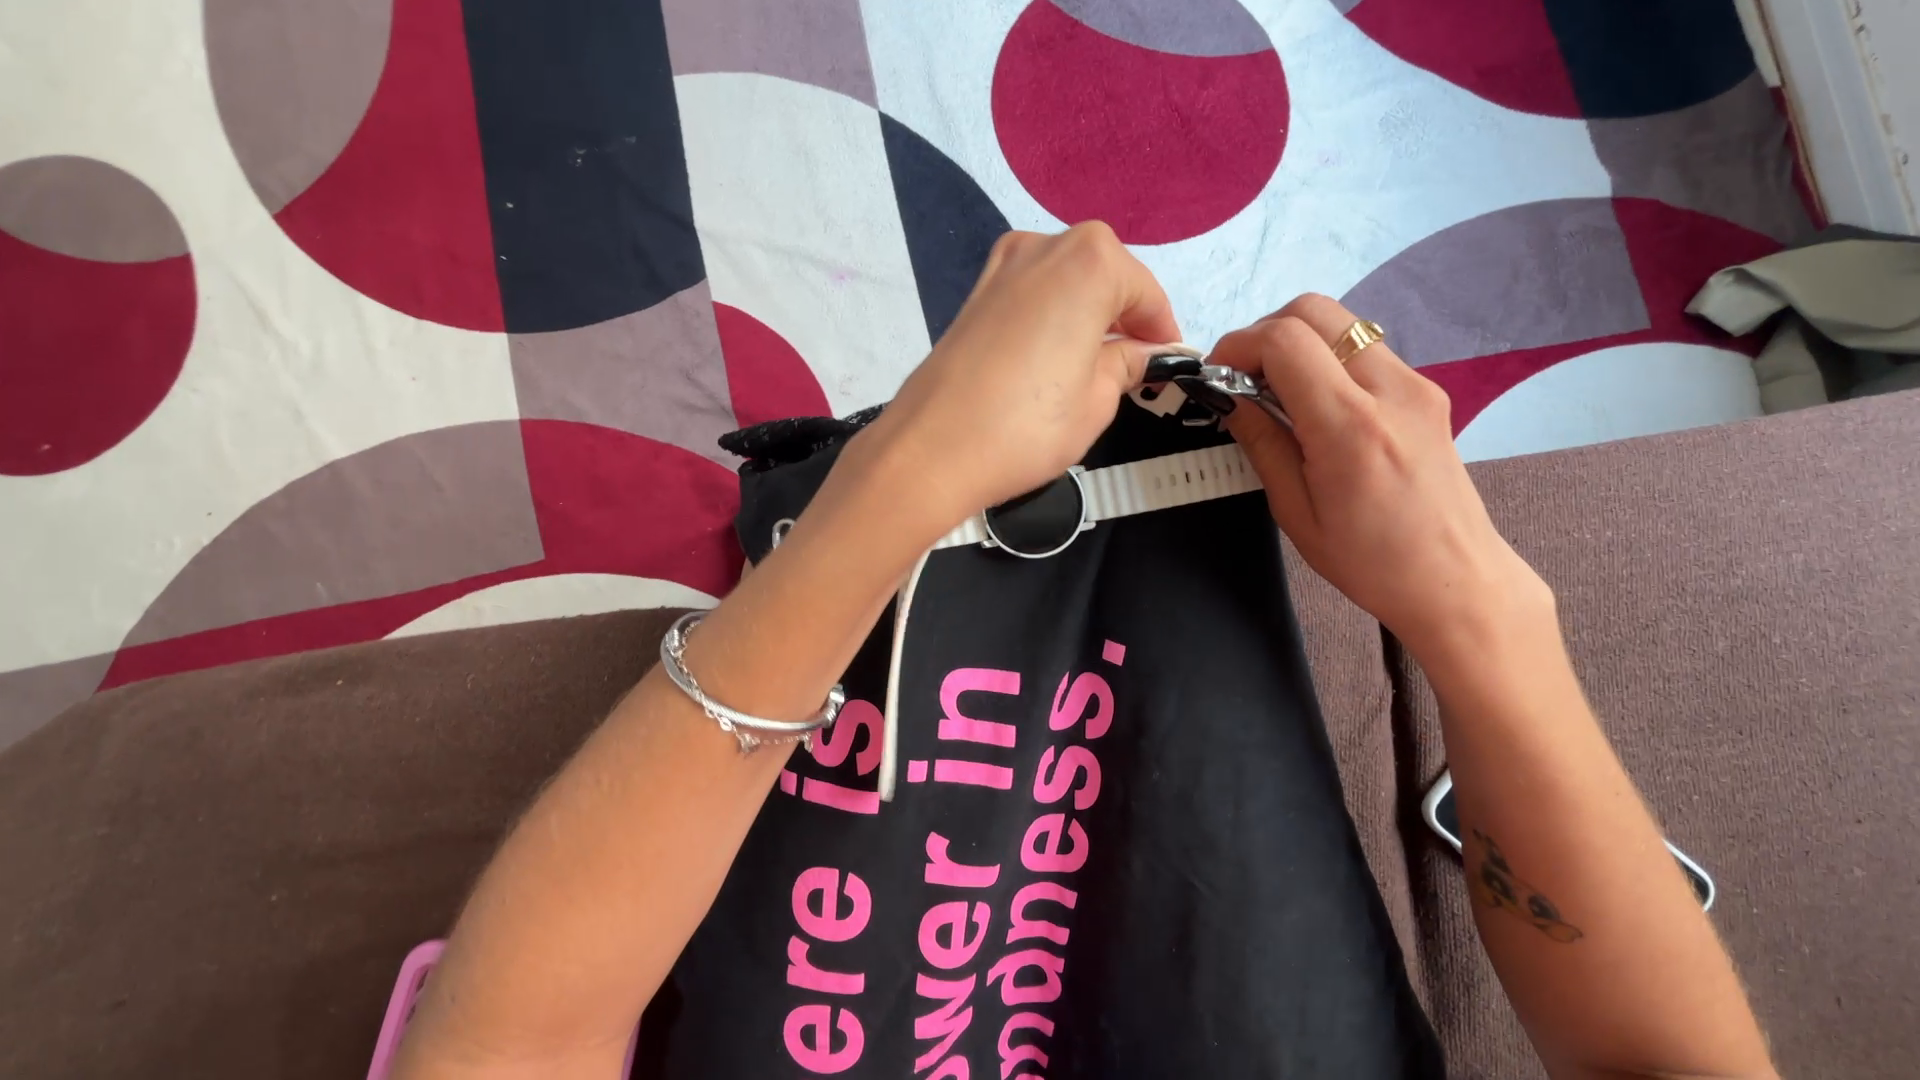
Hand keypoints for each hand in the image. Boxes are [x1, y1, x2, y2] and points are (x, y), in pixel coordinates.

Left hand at [860, 223, 1179, 522]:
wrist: (929, 451)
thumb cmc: (1026, 428)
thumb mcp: (1096, 401)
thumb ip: (1125, 365)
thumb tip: (1140, 353)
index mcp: (1089, 262)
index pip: (1144, 290)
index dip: (1160, 328)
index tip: (1167, 360)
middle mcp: (1044, 247)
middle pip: (1103, 273)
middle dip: (1123, 314)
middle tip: (1132, 363)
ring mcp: (1002, 266)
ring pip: (1065, 279)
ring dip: (1086, 311)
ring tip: (1092, 363)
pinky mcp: (973, 294)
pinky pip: (1032, 292)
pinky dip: (1051, 314)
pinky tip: (1051, 356)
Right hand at [1213, 294, 1552, 661]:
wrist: (1454, 578)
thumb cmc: (1368, 560)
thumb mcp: (1295, 510)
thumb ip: (1261, 442)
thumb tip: (1229, 398)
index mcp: (1350, 425)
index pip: (1285, 340)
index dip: (1238, 345)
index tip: (1216, 376)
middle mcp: (1390, 388)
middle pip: (1315, 310)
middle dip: (1264, 332)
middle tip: (1241, 377)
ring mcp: (1416, 383)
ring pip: (1341, 323)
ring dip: (1296, 343)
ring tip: (1274, 392)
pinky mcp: (1426, 390)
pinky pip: (1363, 349)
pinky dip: (1325, 358)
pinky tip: (1312, 404)